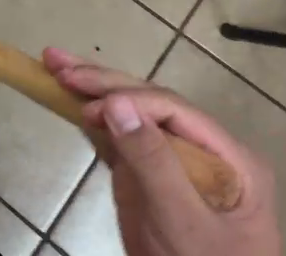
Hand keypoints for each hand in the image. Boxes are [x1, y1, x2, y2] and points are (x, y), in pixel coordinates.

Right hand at [44, 48, 280, 255]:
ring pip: (131, 113)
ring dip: (91, 89)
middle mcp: (204, 150)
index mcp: (231, 159)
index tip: (90, 105)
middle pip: (149, 103)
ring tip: (53, 64)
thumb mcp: (183, 222)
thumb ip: (155, 162)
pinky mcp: (149, 175)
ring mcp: (175, 161)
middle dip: (102, 81)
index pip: (174, 110)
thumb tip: (116, 103)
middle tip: (56, 64)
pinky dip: (92, 117)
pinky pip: (120, 137)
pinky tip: (67, 97)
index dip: (131, 99)